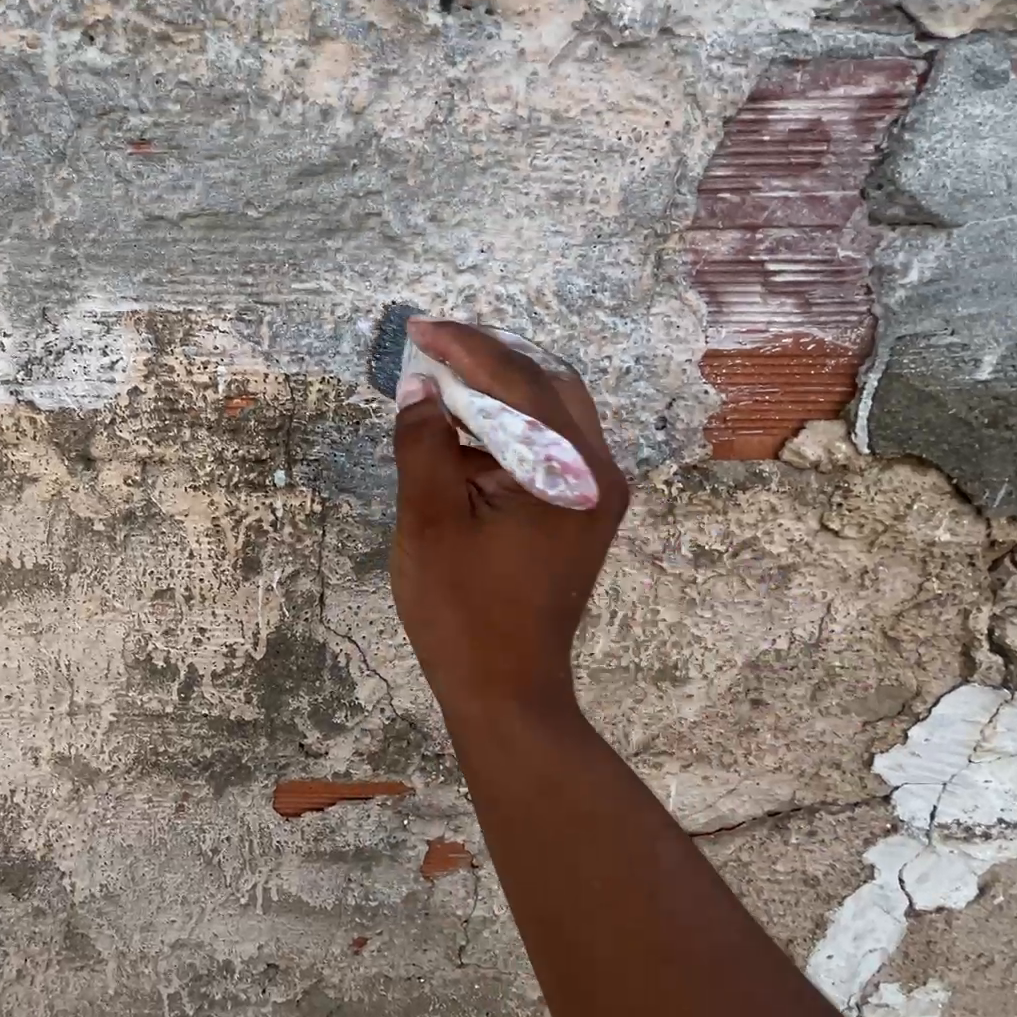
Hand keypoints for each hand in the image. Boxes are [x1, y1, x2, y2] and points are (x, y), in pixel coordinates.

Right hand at [389, 321, 629, 712]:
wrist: (504, 687)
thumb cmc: (460, 609)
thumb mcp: (429, 520)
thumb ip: (423, 445)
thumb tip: (417, 390)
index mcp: (570, 471)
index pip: (518, 382)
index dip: (465, 348)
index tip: (418, 329)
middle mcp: (599, 473)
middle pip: (546, 387)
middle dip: (484, 362)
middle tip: (428, 354)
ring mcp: (594, 495)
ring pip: (547, 416)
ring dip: (492, 397)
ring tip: (434, 393)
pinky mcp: (578, 513)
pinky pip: (544, 449)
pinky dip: (501, 433)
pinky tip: (456, 442)